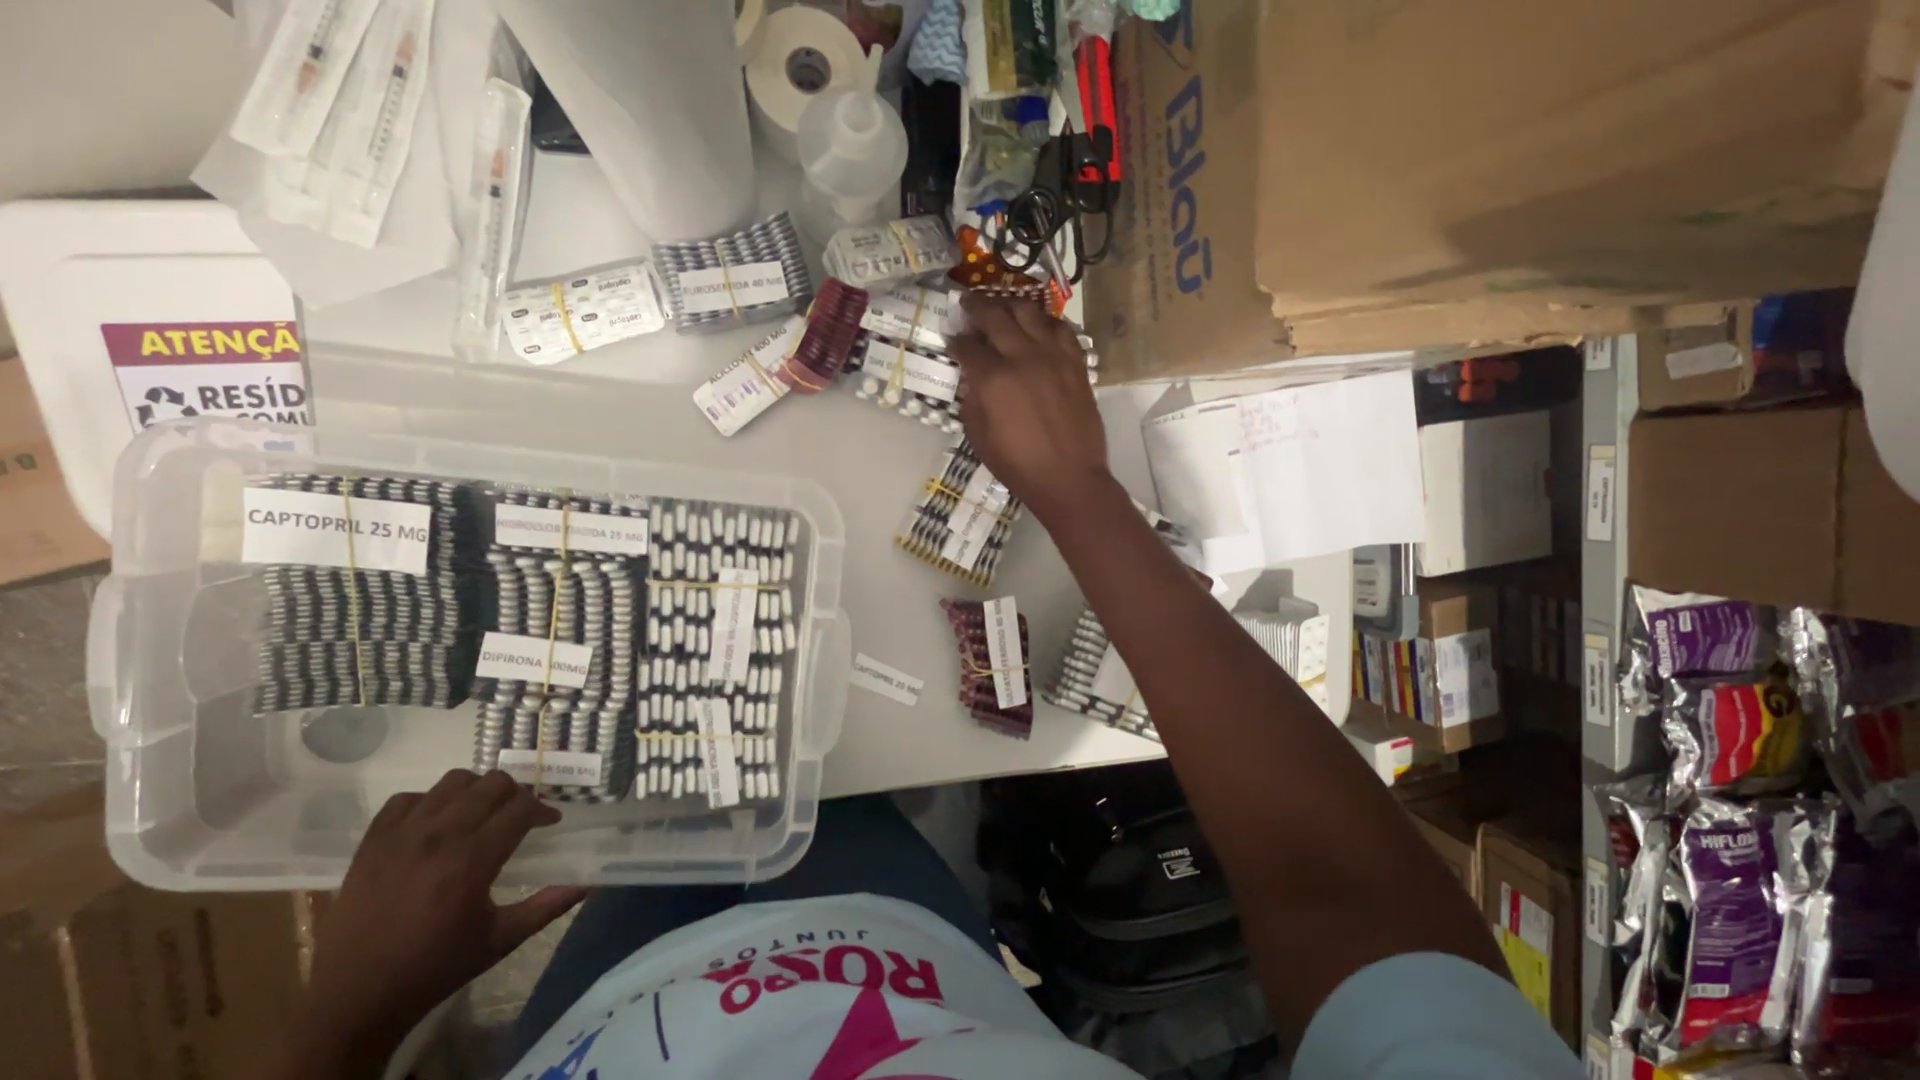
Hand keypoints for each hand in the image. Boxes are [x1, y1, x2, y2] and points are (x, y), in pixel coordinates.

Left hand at [292, 770, 586, 1070]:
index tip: (549, 822)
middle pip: (491, 784)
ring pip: (453, 782)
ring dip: (476, 791)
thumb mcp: (499, 941)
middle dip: (515, 794)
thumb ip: (546, 907)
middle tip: (520, 816)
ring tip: (480, 814)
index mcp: (472, 860)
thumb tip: (585, 884)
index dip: (542, 810)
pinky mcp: (372, 841)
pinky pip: (408, 799)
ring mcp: (401, 834)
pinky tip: (435, 824)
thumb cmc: (434, 968)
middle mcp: (439, 836)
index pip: (520, 808)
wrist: (355, 996)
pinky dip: (430, 802)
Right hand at [949, 294, 1113, 521]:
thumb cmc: (1018, 465)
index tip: (952, 338)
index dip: (956, 340)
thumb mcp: (979, 437)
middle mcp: (1023, 357)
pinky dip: (1046, 321)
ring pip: (1030, 313)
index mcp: (994, 379)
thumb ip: (972, 401)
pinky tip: (1038, 324)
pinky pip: (1061, 329)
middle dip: (977, 307)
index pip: (968, 346)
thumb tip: (972, 379)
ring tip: (1002, 305)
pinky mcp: (1075, 363)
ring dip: (1011, 304)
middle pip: (996, 317)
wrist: (1069, 477)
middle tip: (968, 302)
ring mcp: (1053, 356)